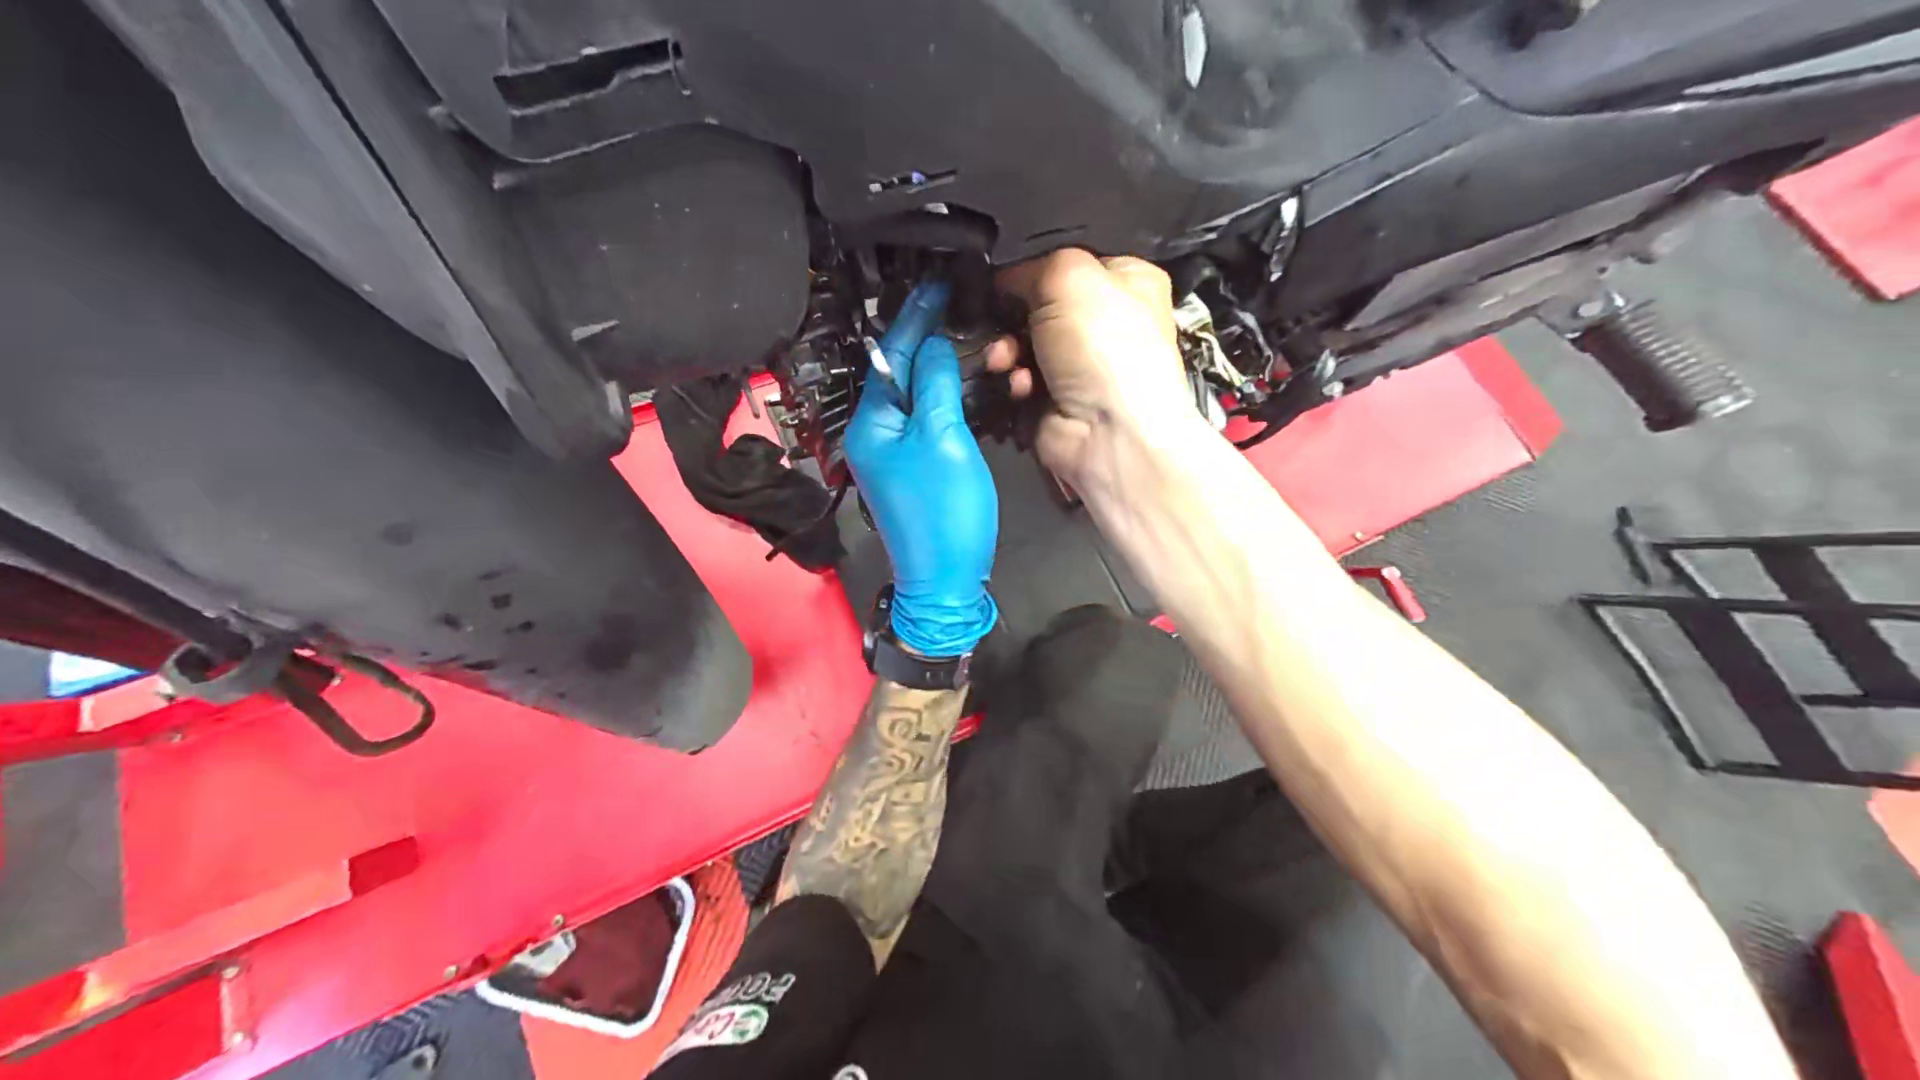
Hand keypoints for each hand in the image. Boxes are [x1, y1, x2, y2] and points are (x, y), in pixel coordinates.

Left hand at [845, 283, 998, 657]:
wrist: (946, 578)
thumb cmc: (944, 513)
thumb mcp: (943, 439)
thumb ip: (935, 384)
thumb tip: (932, 342)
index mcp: (872, 422)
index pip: (893, 355)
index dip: (917, 317)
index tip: (937, 286)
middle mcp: (876, 432)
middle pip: (905, 373)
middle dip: (935, 342)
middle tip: (966, 313)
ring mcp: (895, 451)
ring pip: (921, 395)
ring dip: (948, 371)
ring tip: (979, 348)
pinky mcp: (916, 465)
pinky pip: (931, 420)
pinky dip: (951, 400)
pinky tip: (972, 386)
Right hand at [988, 250, 1204, 489]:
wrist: (1110, 435)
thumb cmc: (1108, 351)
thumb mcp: (1070, 276)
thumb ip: (1032, 266)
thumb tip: (1005, 281)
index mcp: (1126, 283)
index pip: (1070, 265)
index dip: (1035, 270)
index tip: (1005, 280)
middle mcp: (1105, 326)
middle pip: (1039, 308)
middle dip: (1012, 318)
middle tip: (1001, 324)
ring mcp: (1080, 369)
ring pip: (1023, 348)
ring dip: (1007, 353)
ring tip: (1006, 361)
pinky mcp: (1055, 403)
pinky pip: (1020, 384)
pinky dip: (1014, 384)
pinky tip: (1021, 387)